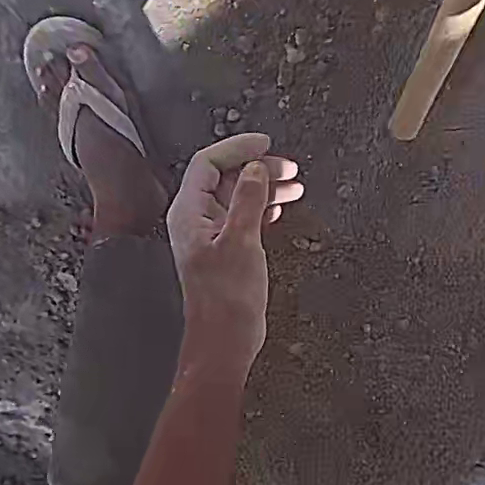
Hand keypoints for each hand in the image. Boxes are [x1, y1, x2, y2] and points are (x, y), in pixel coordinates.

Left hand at [166, 133, 303, 371]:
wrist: (225, 340)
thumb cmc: (226, 299)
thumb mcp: (241, 241)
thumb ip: (248, 200)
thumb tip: (256, 168)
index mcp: (190, 212)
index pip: (208, 163)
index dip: (237, 148)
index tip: (265, 144)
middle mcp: (197, 219)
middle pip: (226, 177)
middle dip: (258, 167)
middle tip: (288, 167)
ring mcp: (212, 234)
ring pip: (239, 195)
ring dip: (266, 186)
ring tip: (294, 184)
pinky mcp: (227, 248)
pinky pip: (245, 215)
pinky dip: (264, 206)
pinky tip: (281, 206)